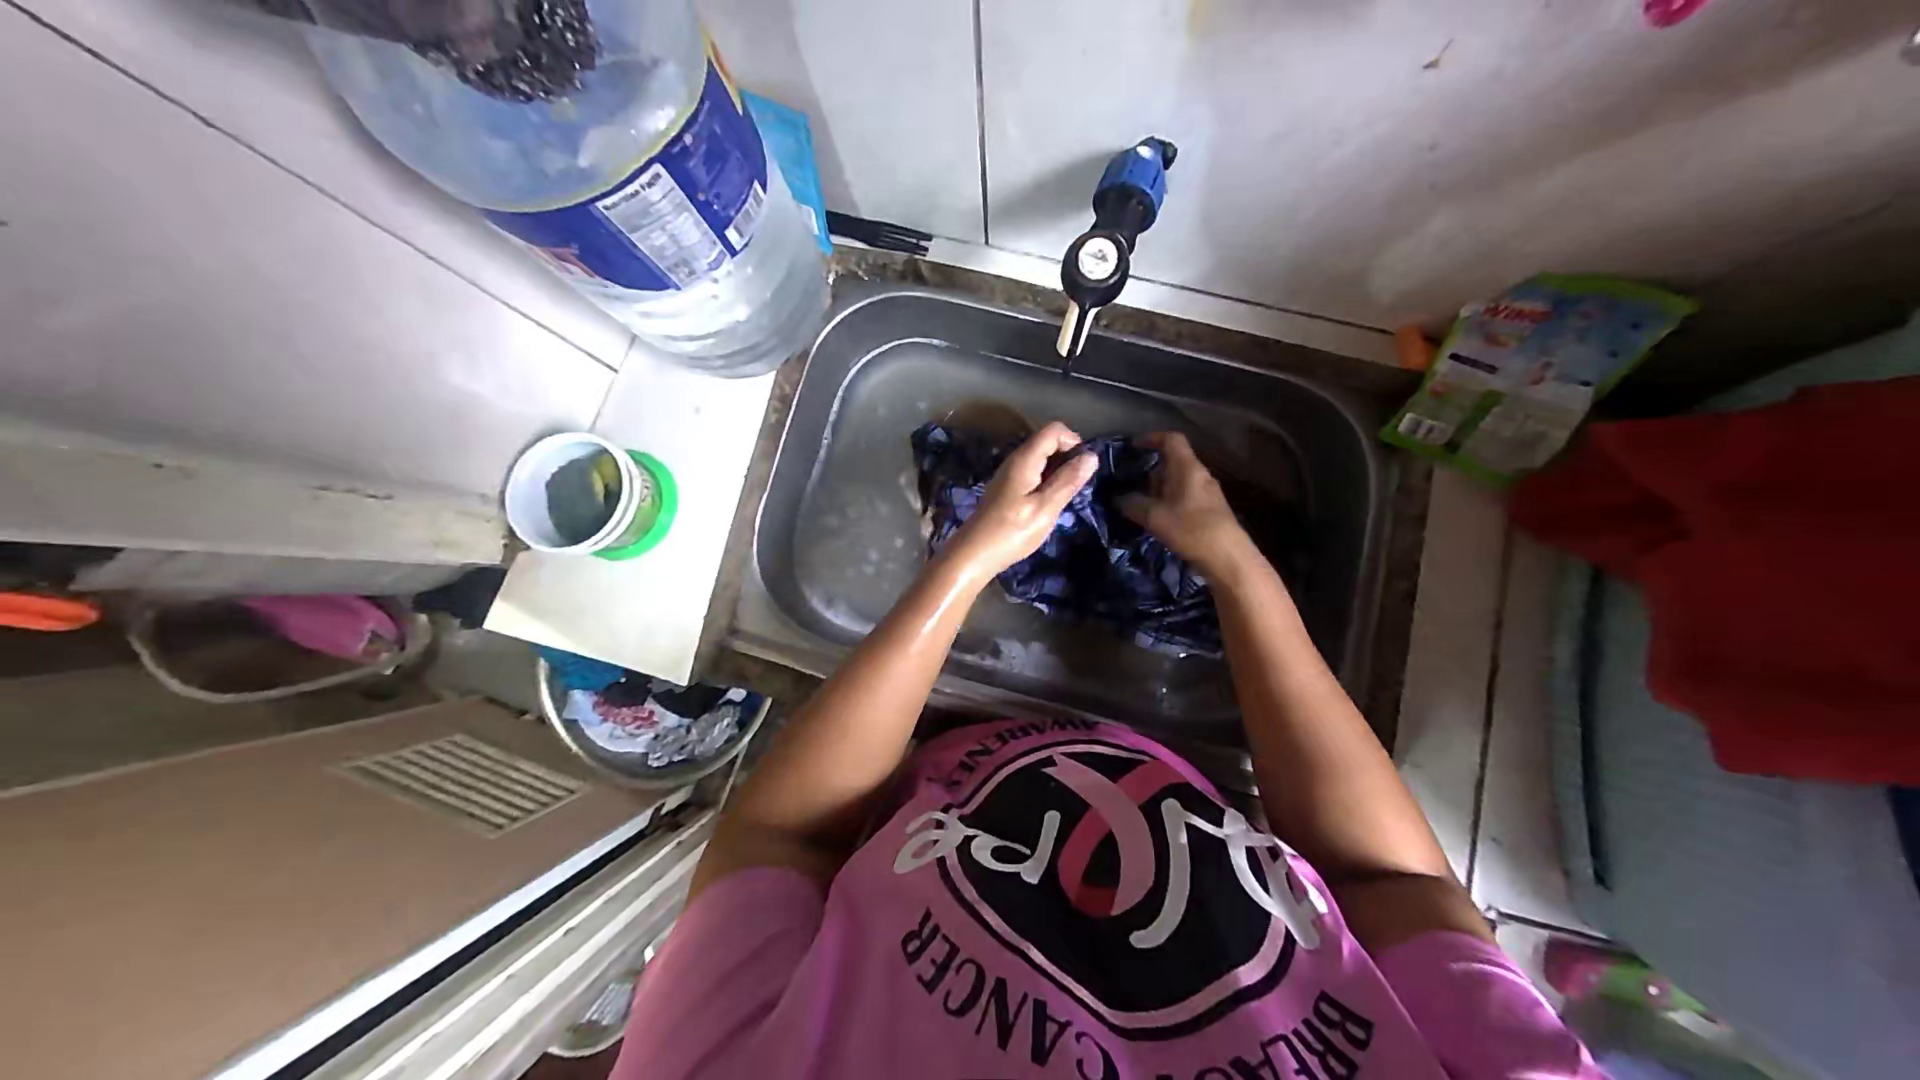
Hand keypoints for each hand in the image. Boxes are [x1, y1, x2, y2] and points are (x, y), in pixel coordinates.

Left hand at [943, 421, 1097, 582]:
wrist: (973, 554)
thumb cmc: (1011, 532)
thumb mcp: (1045, 509)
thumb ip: (1068, 481)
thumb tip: (1092, 456)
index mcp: (1024, 459)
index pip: (1054, 430)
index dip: (1074, 442)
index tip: (1083, 468)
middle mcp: (1015, 460)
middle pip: (1047, 442)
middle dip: (1068, 457)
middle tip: (1076, 487)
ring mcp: (1010, 474)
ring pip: (1041, 459)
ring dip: (1058, 471)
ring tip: (1064, 497)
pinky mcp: (1008, 489)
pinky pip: (1033, 473)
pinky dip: (1046, 482)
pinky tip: (1048, 504)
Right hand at [1120, 431, 1257, 577]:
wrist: (1227, 557)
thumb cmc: (1189, 528)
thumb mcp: (1153, 516)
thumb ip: (1132, 504)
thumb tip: (1117, 498)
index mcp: (1187, 467)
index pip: (1171, 439)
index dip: (1152, 438)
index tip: (1134, 446)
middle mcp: (1200, 474)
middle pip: (1174, 461)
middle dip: (1152, 470)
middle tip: (1133, 483)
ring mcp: (1208, 492)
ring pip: (1179, 480)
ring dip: (1160, 488)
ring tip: (1143, 504)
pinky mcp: (1211, 509)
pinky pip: (1186, 496)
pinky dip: (1170, 500)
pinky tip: (1160, 519)